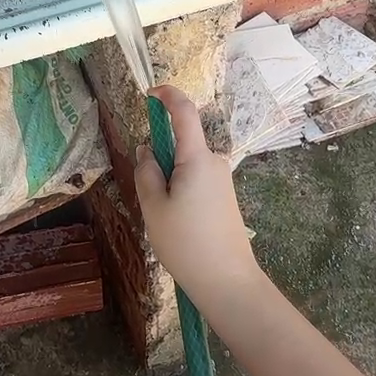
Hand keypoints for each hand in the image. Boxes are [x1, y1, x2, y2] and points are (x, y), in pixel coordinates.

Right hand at [133, 85, 265, 306]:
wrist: (228, 282)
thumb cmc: (187, 243)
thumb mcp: (154, 207)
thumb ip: (146, 172)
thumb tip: (148, 150)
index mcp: (197, 157)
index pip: (184, 112)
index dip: (167, 95)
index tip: (149, 93)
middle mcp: (214, 162)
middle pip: (181, 144)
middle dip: (160, 160)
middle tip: (150, 200)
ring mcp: (222, 179)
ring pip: (186, 166)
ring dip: (170, 181)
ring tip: (165, 221)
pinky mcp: (225, 196)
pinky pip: (196, 180)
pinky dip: (181, 191)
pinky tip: (180, 226)